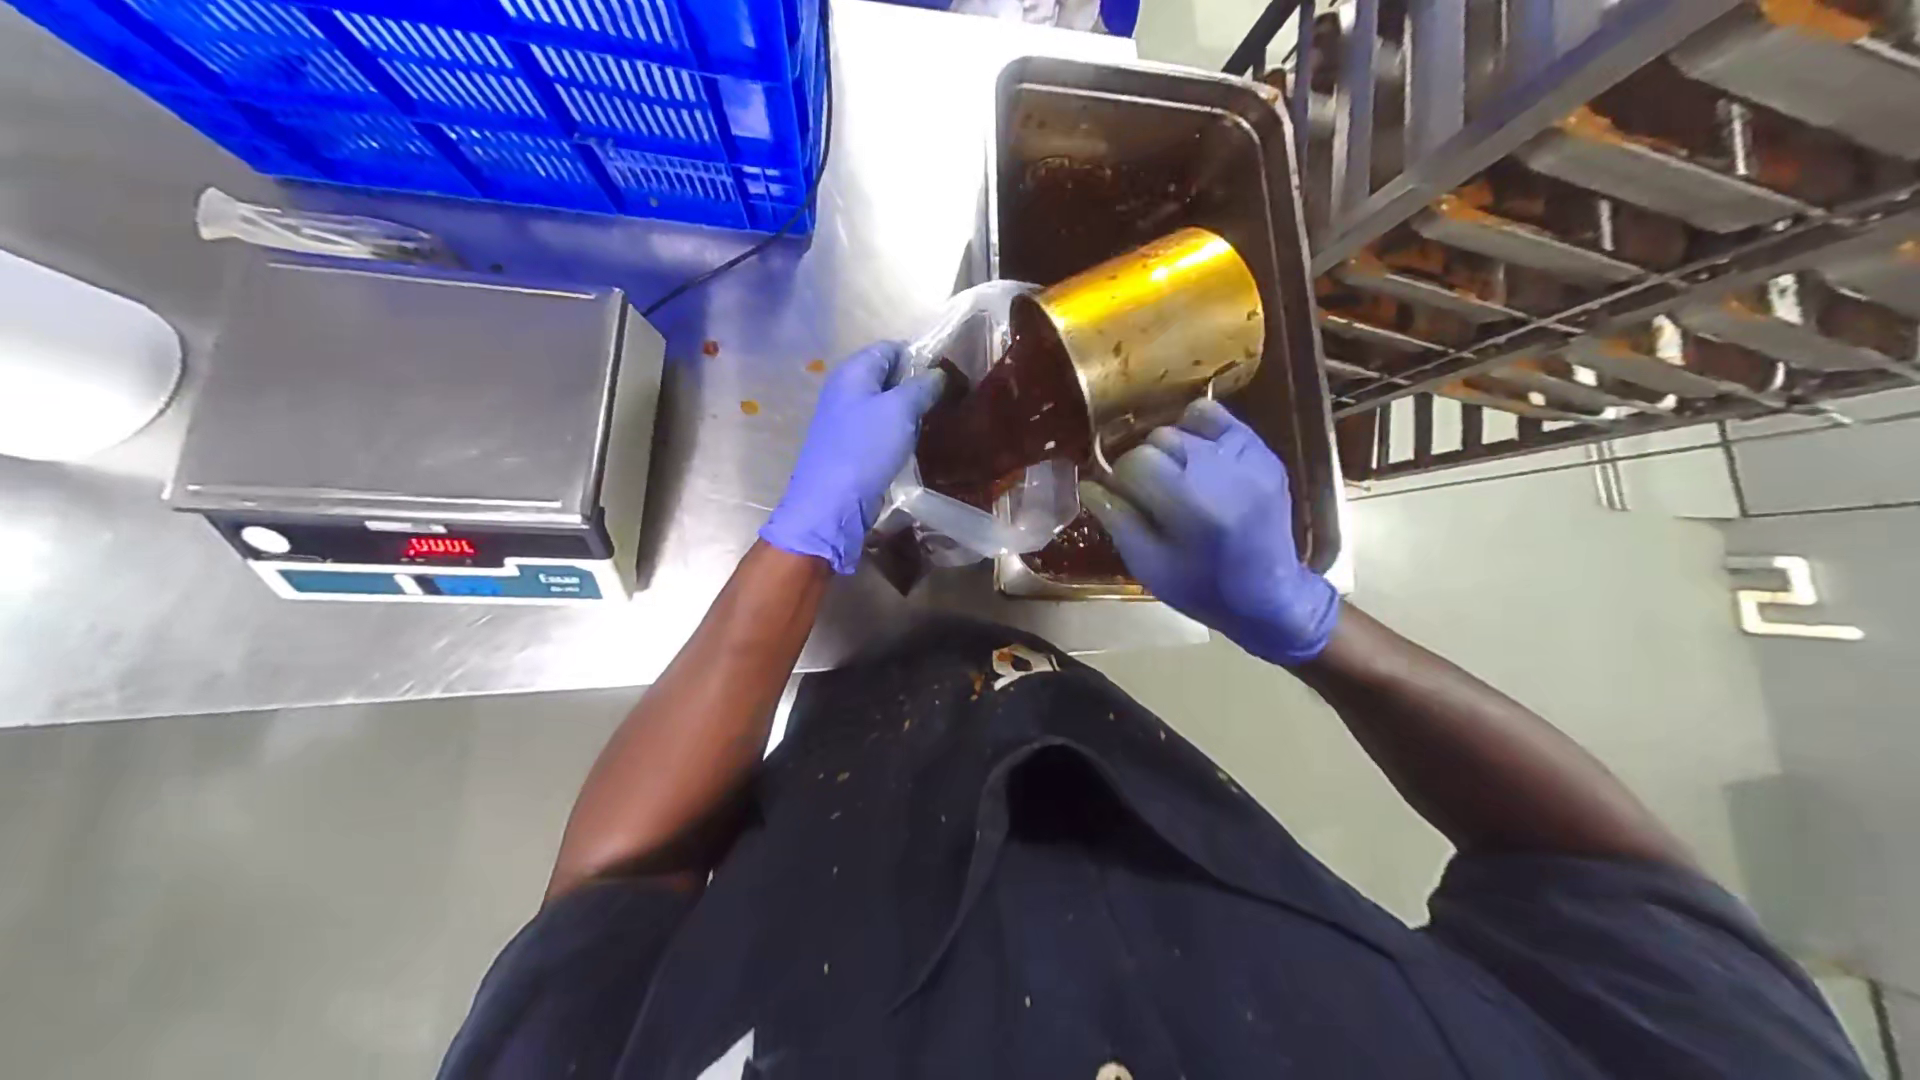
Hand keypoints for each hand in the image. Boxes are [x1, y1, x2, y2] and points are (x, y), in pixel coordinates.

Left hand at [760, 342, 944, 573]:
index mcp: (853, 372)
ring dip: (909, 411)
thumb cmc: (866, 448)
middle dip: (916, 385)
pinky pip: (879, 428)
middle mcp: (845, 389)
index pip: (890, 348)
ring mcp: (845, 419)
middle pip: (888, 376)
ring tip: (935, 421)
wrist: (832, 502)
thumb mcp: (900, 410)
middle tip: (946, 399)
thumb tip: (937, 374)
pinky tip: (913, 443)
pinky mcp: (850, 445)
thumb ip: (921, 386)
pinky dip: (897, 432)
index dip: (918, 356)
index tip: (947, 373)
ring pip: (885, 404)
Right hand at [1080, 399, 1338, 665]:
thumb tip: (1089, 485)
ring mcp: (1247, 457)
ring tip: (1174, 479)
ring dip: (1169, 448)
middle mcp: (1222, 472)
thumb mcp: (1148, 565)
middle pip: (1157, 439)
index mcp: (1192, 506)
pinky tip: (1196, 458)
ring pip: (1183, 425)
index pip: (1135, 462)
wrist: (1270, 596)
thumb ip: (1117, 520)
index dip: (1120, 480)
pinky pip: (1216, 416)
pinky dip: (1197, 429)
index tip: (1124, 502)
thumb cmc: (1202, 589)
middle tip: (1149, 494)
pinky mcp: (1261, 452)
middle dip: (1144, 463)